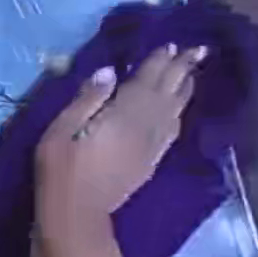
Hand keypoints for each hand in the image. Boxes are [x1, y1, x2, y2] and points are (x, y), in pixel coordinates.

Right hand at [35, 43, 204, 228]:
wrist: (77, 212)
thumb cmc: (60, 168)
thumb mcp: (60, 130)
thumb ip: (86, 100)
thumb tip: (109, 72)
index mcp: (124, 115)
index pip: (145, 81)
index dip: (158, 62)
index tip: (172, 44)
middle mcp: (146, 126)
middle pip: (166, 92)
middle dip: (180, 70)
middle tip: (197, 50)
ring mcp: (152, 145)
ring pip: (174, 110)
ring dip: (184, 89)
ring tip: (191, 73)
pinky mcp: (151, 160)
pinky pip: (172, 128)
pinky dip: (178, 112)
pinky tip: (178, 108)